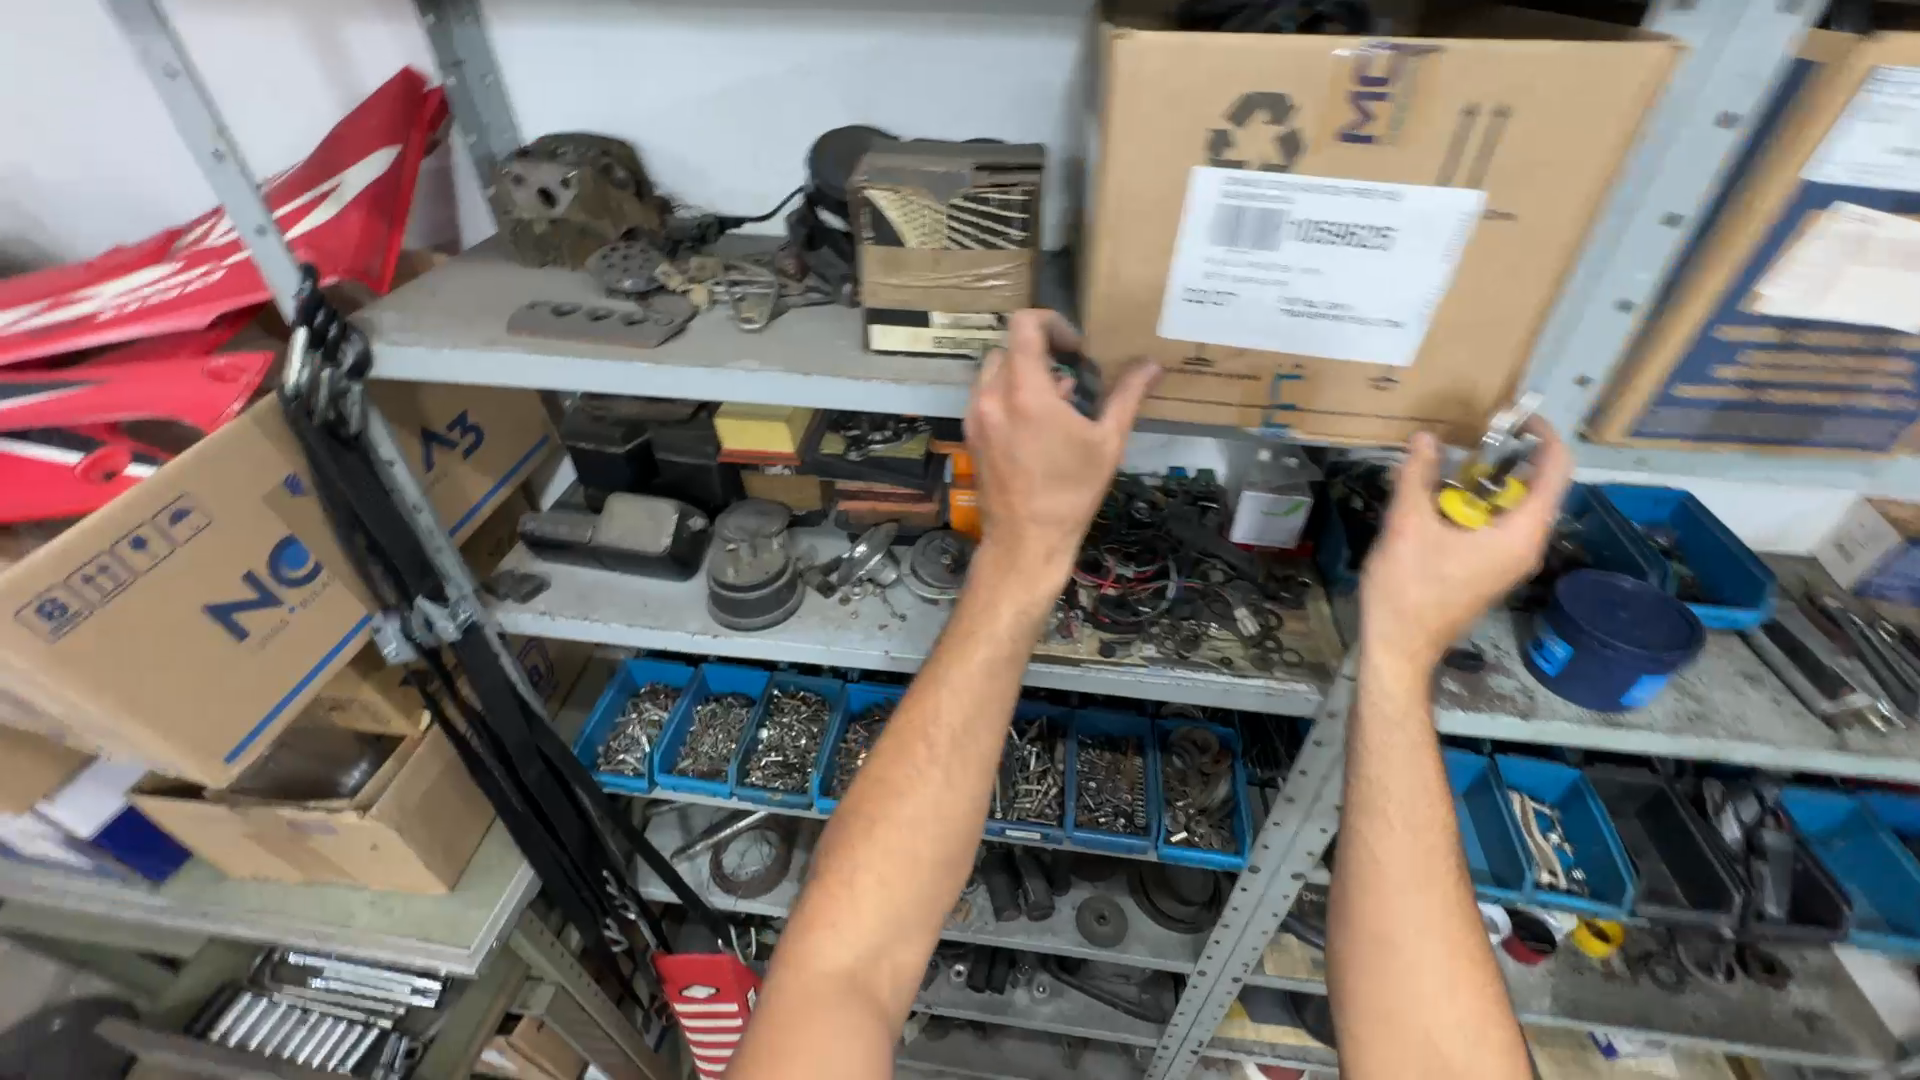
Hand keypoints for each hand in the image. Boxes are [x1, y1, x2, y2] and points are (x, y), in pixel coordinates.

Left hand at [964, 310, 1159, 585]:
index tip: (1074, 348)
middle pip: (1008, 347)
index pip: (1024, 325)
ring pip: (993, 373)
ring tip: (1056, 404)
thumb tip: (1152, 365)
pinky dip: (1008, 397)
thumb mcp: (1108, 443)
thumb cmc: (1071, 492)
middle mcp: (991, 397)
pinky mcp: (970, 436)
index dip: (1052, 323)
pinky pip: (986, 398)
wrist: (1026, 539)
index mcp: (1024, 391)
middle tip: (1069, 377)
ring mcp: (975, 417)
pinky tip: (1037, 426)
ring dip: (1023, 375)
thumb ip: (1127, 396)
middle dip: (1039, 353)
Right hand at [1360, 421, 1573, 666]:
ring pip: (1513, 510)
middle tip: (1470, 441)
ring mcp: (1509, 563)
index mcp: (1520, 534)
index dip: (1543, 438)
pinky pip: (1497, 528)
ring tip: (1450, 467)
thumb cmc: (1407, 587)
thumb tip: (1425, 438)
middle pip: (1535, 489)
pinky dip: (1478, 507)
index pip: (1555, 472)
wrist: (1400, 645)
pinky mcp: (1489, 572)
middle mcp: (1526, 547)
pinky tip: (1440, 504)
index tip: (1516, 417)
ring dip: (1487, 485)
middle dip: (1506, 460)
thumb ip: (1417, 477)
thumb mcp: (1406, 526)